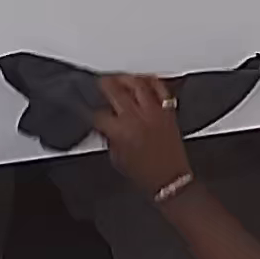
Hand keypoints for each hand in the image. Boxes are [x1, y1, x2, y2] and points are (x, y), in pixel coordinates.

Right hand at [94, 74, 191, 198]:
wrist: (170, 180)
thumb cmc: (145, 174)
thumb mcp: (117, 158)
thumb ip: (109, 138)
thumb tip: (103, 126)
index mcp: (120, 131)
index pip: (99, 114)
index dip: (91, 111)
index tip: (89, 108)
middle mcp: (136, 118)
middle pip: (116, 91)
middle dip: (104, 84)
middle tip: (100, 82)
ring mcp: (153, 112)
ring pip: (137, 84)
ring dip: (125, 78)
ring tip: (119, 77)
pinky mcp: (168, 111)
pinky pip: (160, 89)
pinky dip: (152, 81)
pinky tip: (144, 79)